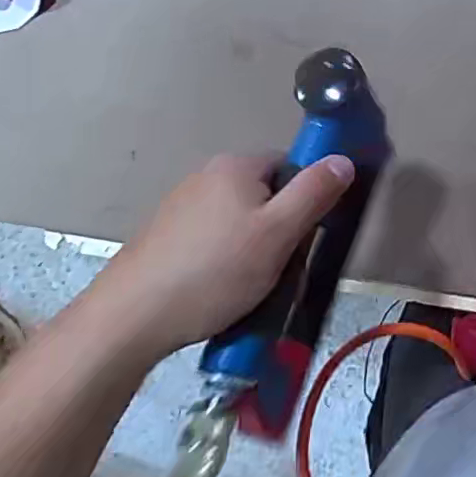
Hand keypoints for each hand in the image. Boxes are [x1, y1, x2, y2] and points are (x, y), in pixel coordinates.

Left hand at [89, 153, 354, 359]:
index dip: (305, 200)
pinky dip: (223, 259)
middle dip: (278, 230)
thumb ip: (314, 193)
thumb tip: (343, 159)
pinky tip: (216, 289)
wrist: (132, 317)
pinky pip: (212, 239)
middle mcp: (207, 175)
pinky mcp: (165, 234)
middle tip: (279, 267)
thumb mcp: (278, 233)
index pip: (290, 166)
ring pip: (239, 221)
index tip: (303, 238)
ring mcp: (181, 205)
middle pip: (265, 195)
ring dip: (252, 248)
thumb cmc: (216, 270)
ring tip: (248, 286)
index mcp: (236, 166)